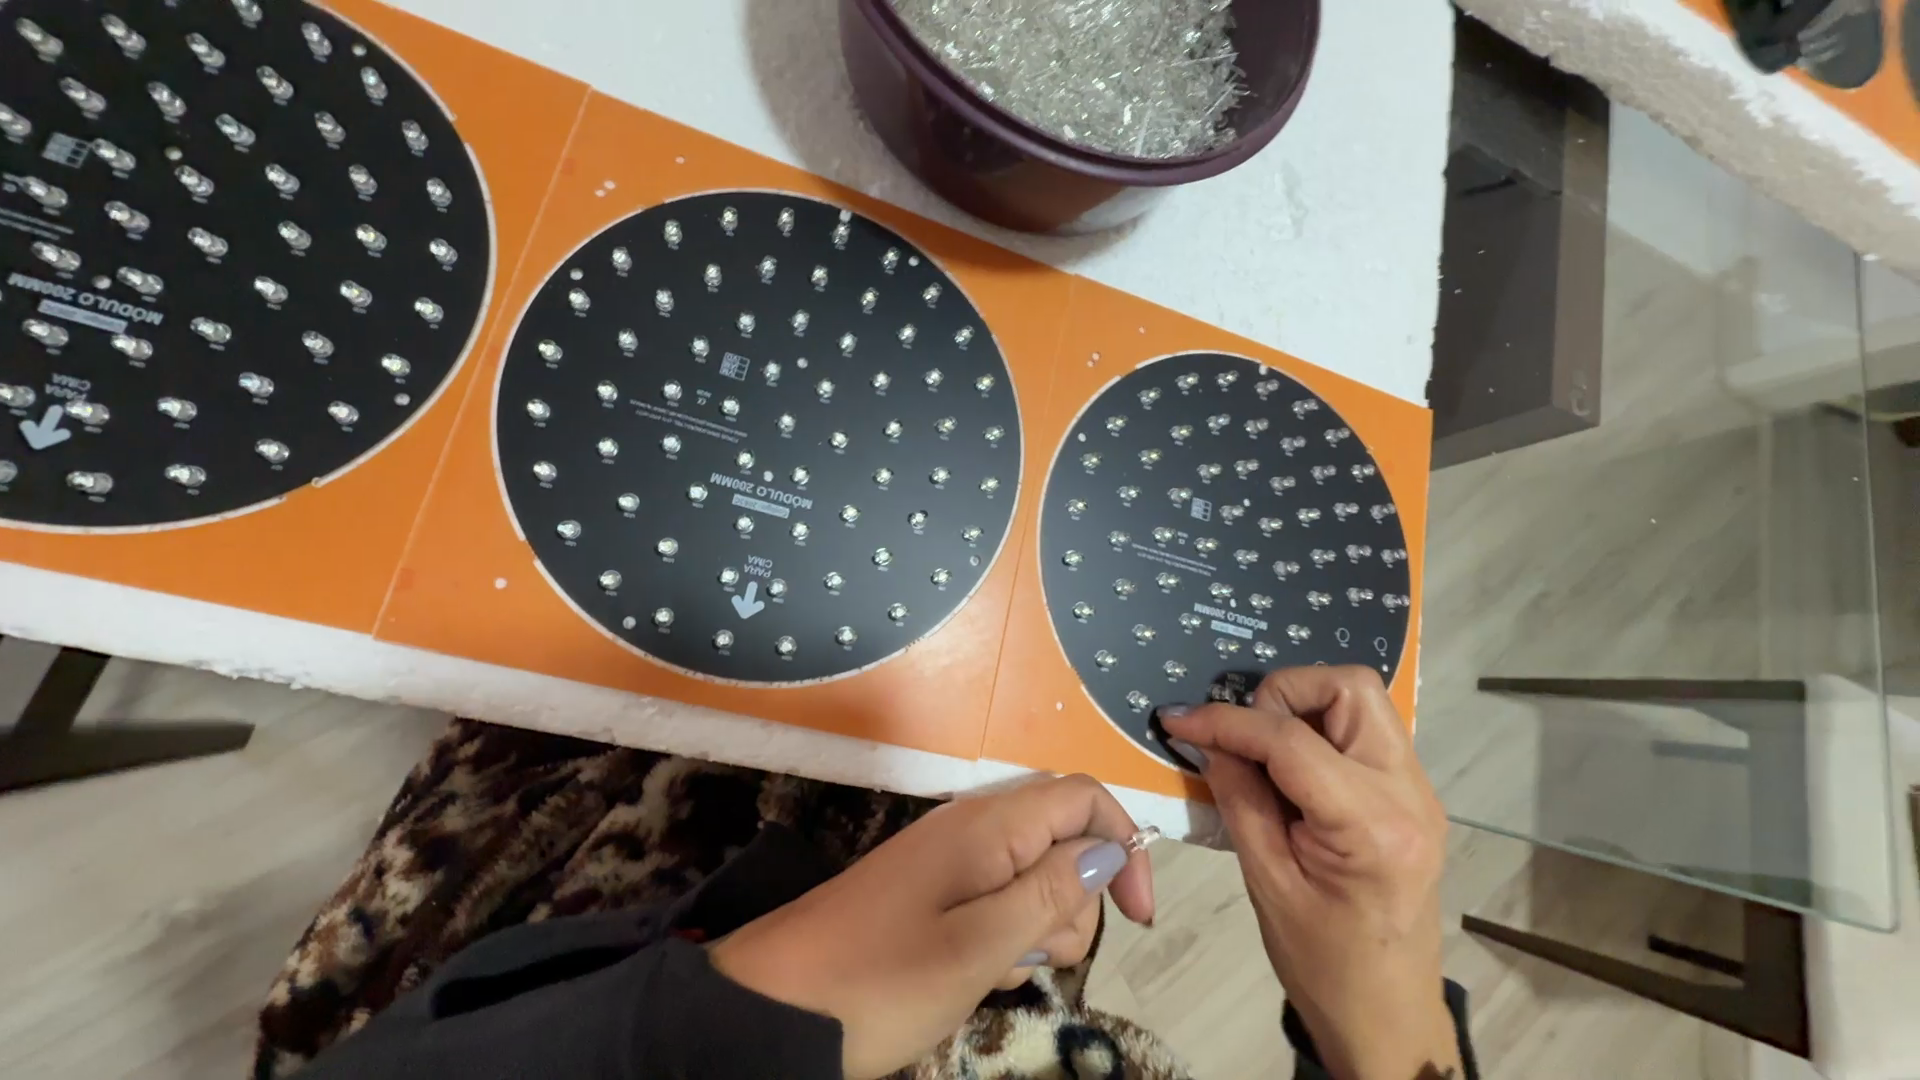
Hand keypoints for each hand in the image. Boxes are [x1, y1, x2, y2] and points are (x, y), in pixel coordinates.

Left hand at [708, 775, 1154, 1078]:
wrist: (774, 1006)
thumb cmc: (880, 981)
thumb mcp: (978, 947)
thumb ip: (1049, 893)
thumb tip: (1106, 852)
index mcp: (988, 824)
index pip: (1082, 795)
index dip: (1123, 845)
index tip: (1138, 919)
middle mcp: (972, 824)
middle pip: (1062, 833)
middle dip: (1077, 896)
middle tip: (1043, 958)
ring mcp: (948, 854)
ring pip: (1032, 869)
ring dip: (1042, 921)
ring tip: (1003, 970)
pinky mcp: (931, 885)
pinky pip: (996, 892)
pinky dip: (1008, 929)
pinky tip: (983, 971)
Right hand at [1161, 666, 1457, 1079]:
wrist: (1388, 1014)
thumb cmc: (1321, 961)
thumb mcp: (1264, 879)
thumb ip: (1237, 794)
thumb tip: (1208, 736)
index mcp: (1371, 826)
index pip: (1289, 739)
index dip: (1226, 720)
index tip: (1178, 718)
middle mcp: (1409, 793)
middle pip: (1349, 687)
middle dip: (1281, 694)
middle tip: (1243, 736)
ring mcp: (1418, 789)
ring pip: (1360, 698)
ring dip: (1303, 706)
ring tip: (1263, 749)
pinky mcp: (1412, 793)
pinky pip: (1364, 728)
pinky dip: (1319, 727)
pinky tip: (1289, 766)